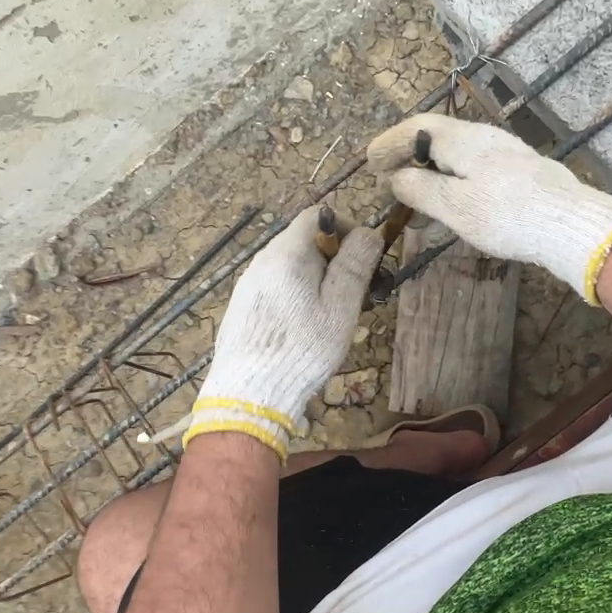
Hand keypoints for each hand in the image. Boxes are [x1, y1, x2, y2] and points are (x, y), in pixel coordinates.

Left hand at [184, 207, 384, 460]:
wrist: (248, 396)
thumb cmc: (301, 349)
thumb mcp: (340, 307)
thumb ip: (354, 265)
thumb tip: (368, 232)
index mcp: (286, 253)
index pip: (318, 216)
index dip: (348, 229)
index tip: (366, 260)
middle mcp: (262, 261)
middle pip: (306, 242)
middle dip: (338, 261)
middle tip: (362, 294)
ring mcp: (249, 286)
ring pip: (293, 268)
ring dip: (321, 281)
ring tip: (338, 316)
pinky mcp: (243, 309)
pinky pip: (278, 288)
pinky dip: (300, 297)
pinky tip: (308, 330)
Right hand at [368, 113, 611, 304]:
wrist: (571, 225)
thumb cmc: (507, 215)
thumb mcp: (455, 206)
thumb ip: (421, 190)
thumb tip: (396, 178)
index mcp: (464, 140)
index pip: (417, 129)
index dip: (390, 143)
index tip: (369, 162)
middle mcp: (484, 138)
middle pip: (437, 138)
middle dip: (408, 156)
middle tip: (386, 176)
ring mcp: (505, 153)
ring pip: (457, 155)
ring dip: (431, 172)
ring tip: (415, 198)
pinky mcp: (520, 172)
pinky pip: (474, 168)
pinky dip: (452, 181)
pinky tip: (454, 204)